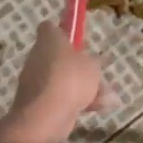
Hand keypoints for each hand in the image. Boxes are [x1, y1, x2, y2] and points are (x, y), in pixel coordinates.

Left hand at [0, 22, 115, 142]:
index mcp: (48, 40)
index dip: (63, 31)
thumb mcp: (92, 65)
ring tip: (105, 96)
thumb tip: (91, 61)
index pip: (49, 27)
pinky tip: (97, 108)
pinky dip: (76, 101)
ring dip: (82, 87)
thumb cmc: (71, 79)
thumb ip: (93, 61)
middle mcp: (38, 57)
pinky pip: (60, 96)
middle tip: (95, 71)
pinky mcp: (38, 101)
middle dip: (78, 65)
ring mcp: (36, 80)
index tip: (78, 41)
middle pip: (58, 56)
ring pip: (63, 79)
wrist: (47, 115)